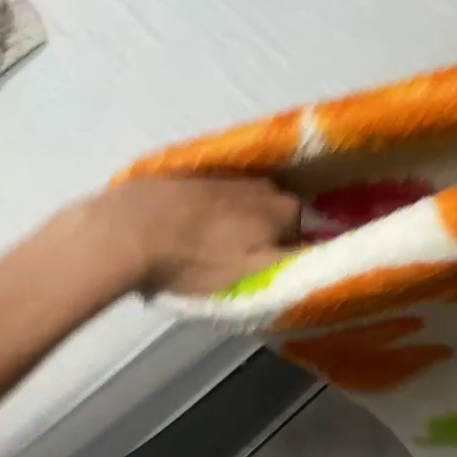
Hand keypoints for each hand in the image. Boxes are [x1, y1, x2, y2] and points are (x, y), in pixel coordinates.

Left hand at [38, 175, 300, 295]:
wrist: (127, 229)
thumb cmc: (196, 260)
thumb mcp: (256, 276)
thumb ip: (298, 267)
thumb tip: (328, 259)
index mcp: (286, 208)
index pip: (301, 240)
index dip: (281, 263)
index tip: (257, 280)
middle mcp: (265, 186)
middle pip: (273, 222)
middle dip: (259, 244)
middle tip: (228, 273)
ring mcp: (229, 177)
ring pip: (244, 211)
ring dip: (232, 232)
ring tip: (202, 257)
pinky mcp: (195, 176)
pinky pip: (215, 203)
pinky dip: (208, 219)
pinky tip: (184, 237)